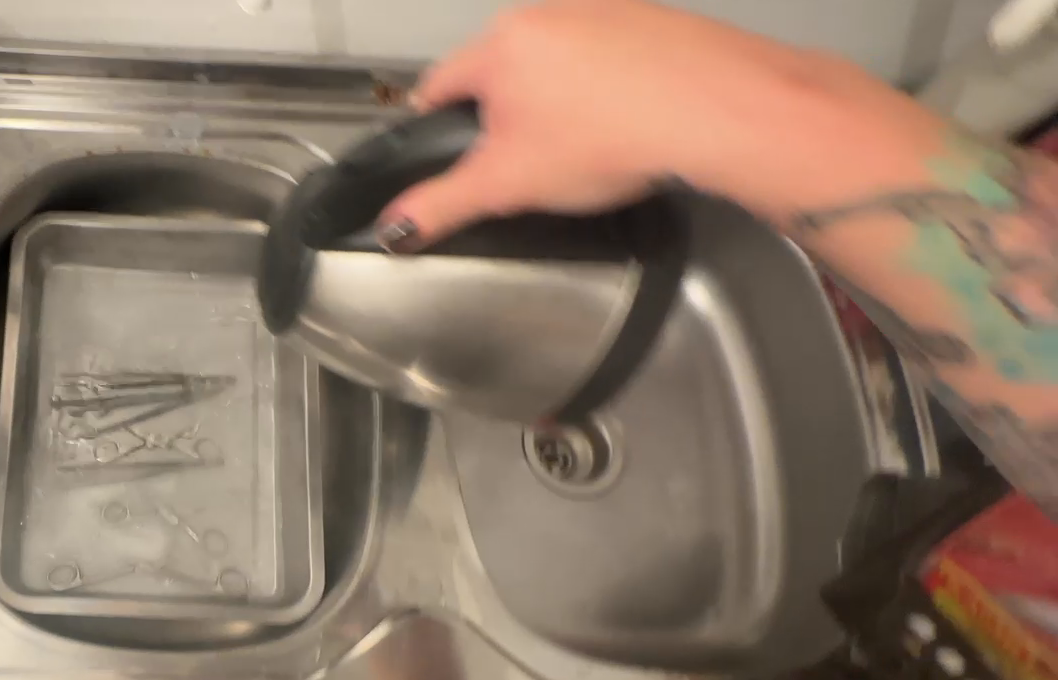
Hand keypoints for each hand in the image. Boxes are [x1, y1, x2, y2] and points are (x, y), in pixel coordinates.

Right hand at [376, 0, 943, 245]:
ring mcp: (602, 9)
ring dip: (540, 104)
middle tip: (512, 165)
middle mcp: (549, 11)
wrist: (719, 113)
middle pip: (490, 77)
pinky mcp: (644, 20)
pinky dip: (588, 91)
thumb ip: (437, 206)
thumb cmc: (609, 136)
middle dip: (492, 121)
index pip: (435, 88)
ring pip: (542, 67)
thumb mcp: (501, 186)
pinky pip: (591, 58)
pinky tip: (606, 125)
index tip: (440, 155)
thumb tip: (392, 227)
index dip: (430, 130)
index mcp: (502, 45)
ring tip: (566, 147)